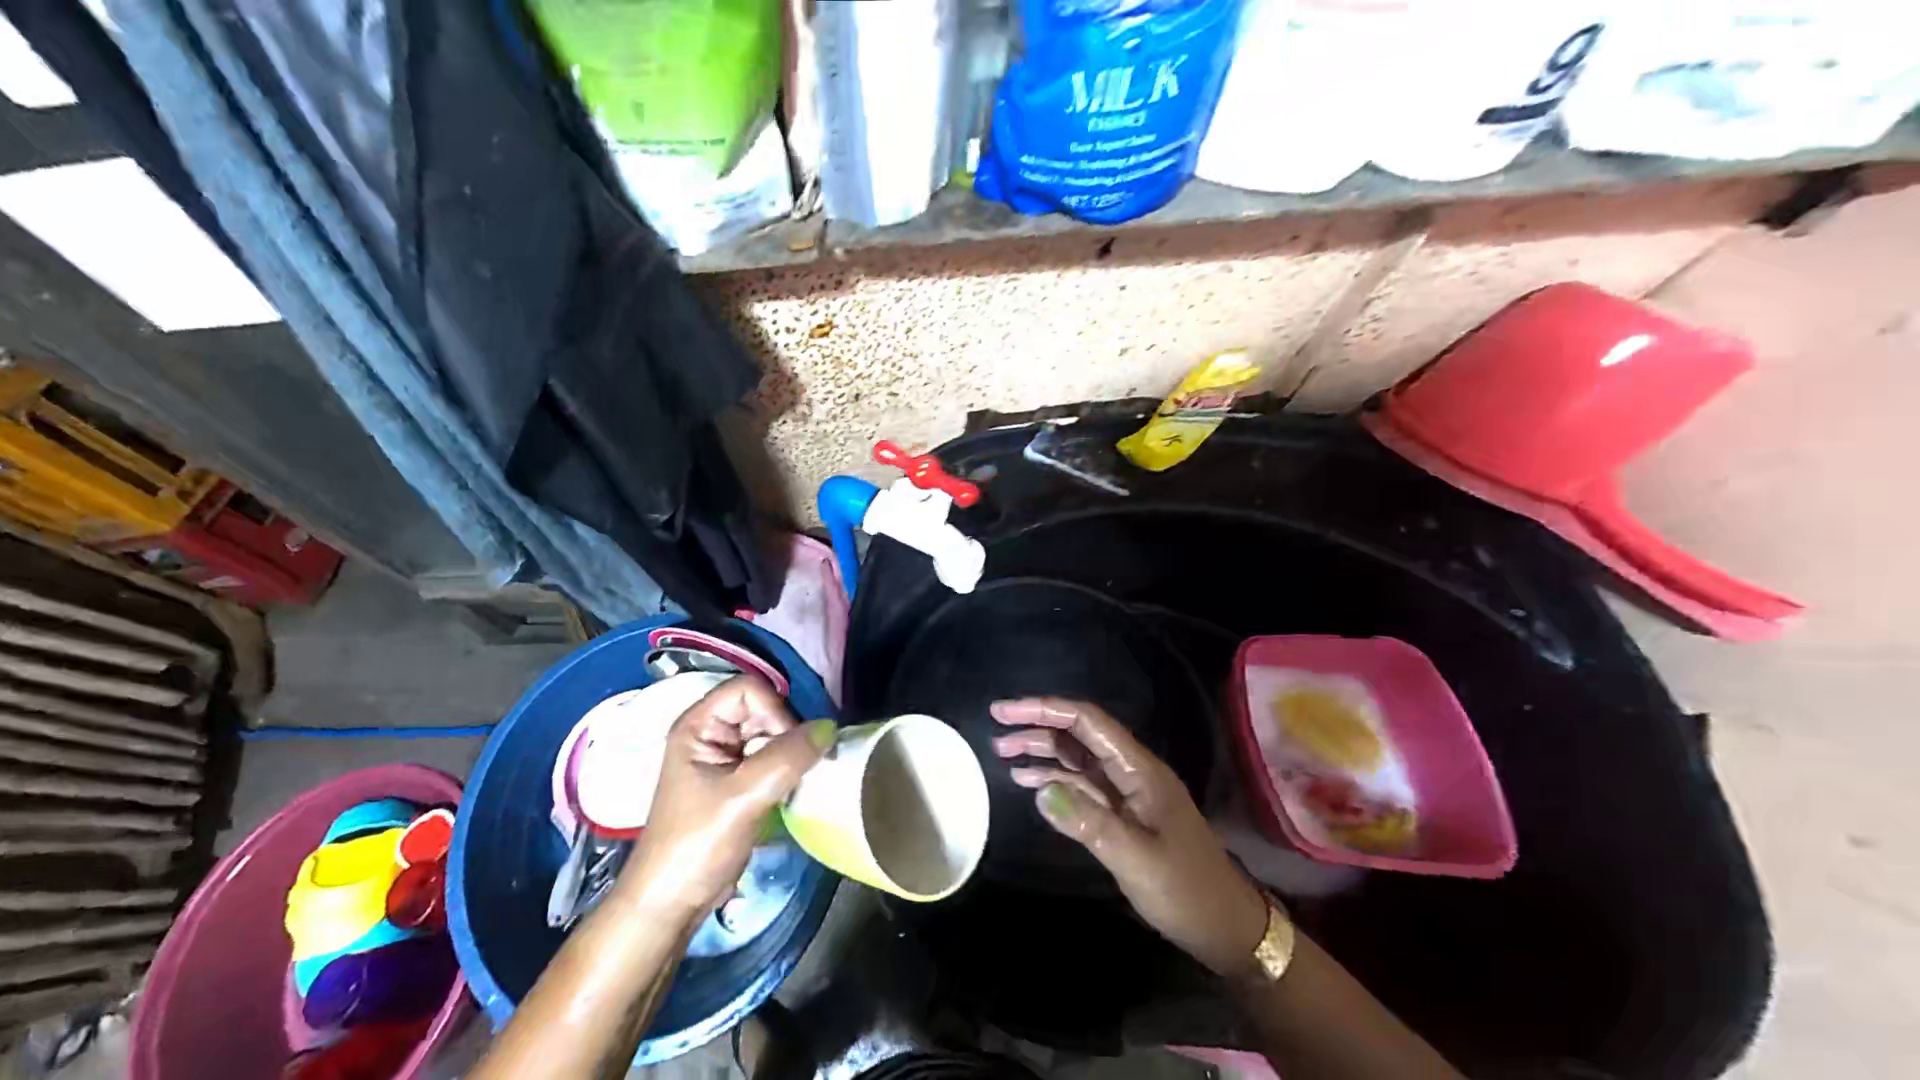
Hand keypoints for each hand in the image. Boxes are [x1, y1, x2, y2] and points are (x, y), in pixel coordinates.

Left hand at [618, 675, 835, 919]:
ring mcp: (724, 758)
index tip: (789, 749)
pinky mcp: (738, 781)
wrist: (671, 904)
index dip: (775, 711)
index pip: (750, 690)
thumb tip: (830, 728)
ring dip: (792, 753)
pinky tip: (794, 791)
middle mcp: (711, 734)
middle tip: (800, 768)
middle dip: (788, 733)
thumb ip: (787, 758)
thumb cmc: (696, 845)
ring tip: (799, 781)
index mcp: (698, 726)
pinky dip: (789, 769)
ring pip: (772, 734)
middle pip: (764, 708)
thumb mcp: (743, 798)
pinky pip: (772, 758)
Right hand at [992, 698, 1268, 976]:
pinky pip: (1081, 786)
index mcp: (1139, 769)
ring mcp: (1125, 793)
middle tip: (996, 734)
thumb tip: (1038, 790)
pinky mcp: (1121, 814)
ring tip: (1002, 754)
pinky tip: (1028, 784)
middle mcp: (1130, 772)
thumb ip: (1088, 823)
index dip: (1045, 709)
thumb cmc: (1185, 889)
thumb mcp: (1136, 859)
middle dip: (1037, 728)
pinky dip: (1053, 781)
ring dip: (1041, 752)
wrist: (1224, 926)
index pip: (1087, 722)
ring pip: (1077, 759)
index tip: (1004, 711)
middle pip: (1078, 735)